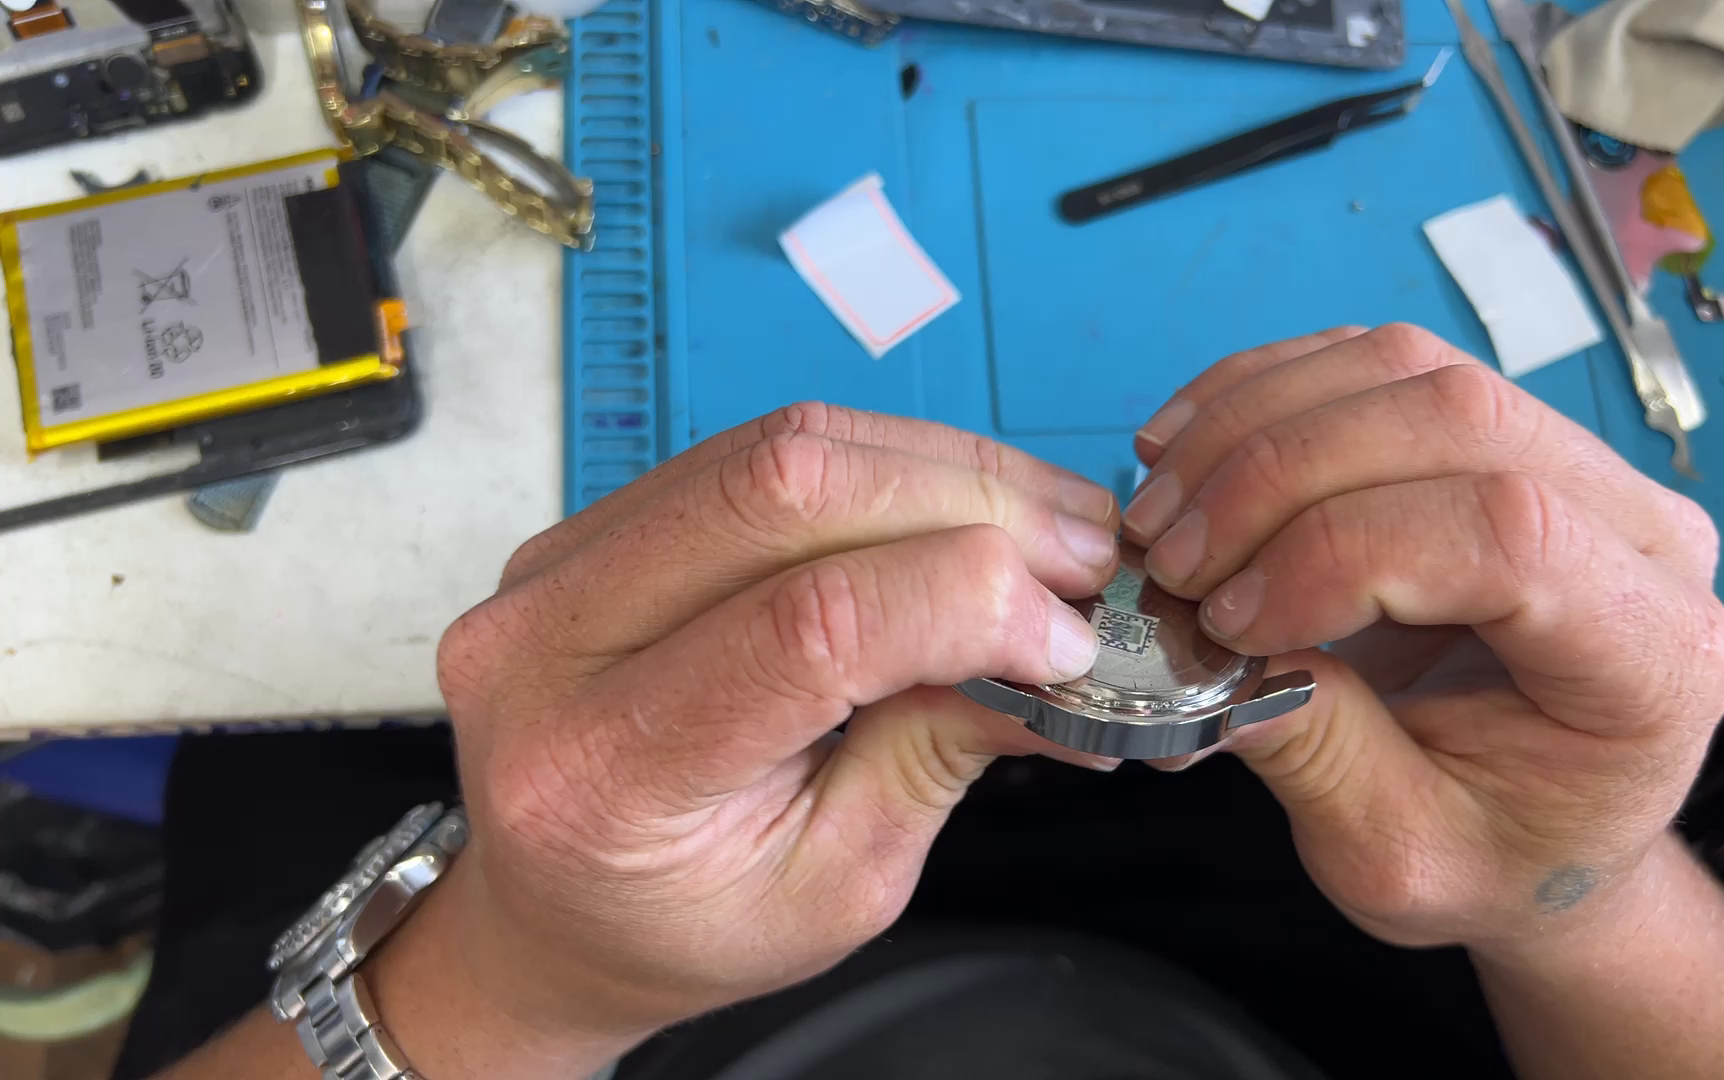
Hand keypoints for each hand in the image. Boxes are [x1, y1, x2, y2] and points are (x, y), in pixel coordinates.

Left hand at [428, 404, 1122, 1044]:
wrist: (558, 901)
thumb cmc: (690, 920)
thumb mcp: (836, 883)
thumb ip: (939, 753)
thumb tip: (1054, 655)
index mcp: (607, 770)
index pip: (811, 627)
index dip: (965, 604)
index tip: (1066, 637)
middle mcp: (557, 635)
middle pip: (791, 492)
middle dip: (972, 502)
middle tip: (1080, 548)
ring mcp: (570, 555)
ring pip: (787, 444)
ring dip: (946, 466)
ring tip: (1045, 514)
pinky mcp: (611, 519)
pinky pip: (766, 446)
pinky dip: (892, 459)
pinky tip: (964, 493)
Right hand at [1123, 325, 1723, 948]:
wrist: (1518, 811)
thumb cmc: (1479, 844)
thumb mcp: (1393, 850)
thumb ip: (1311, 753)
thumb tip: (1204, 652)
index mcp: (1647, 649)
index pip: (1505, 532)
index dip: (1335, 555)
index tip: (1227, 625)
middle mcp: (1625, 522)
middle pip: (1443, 414)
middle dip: (1267, 477)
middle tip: (1167, 556)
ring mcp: (1549, 455)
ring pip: (1391, 365)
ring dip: (1242, 425)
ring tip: (1158, 508)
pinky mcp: (1464, 432)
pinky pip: (1352, 362)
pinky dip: (1244, 394)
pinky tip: (1177, 448)